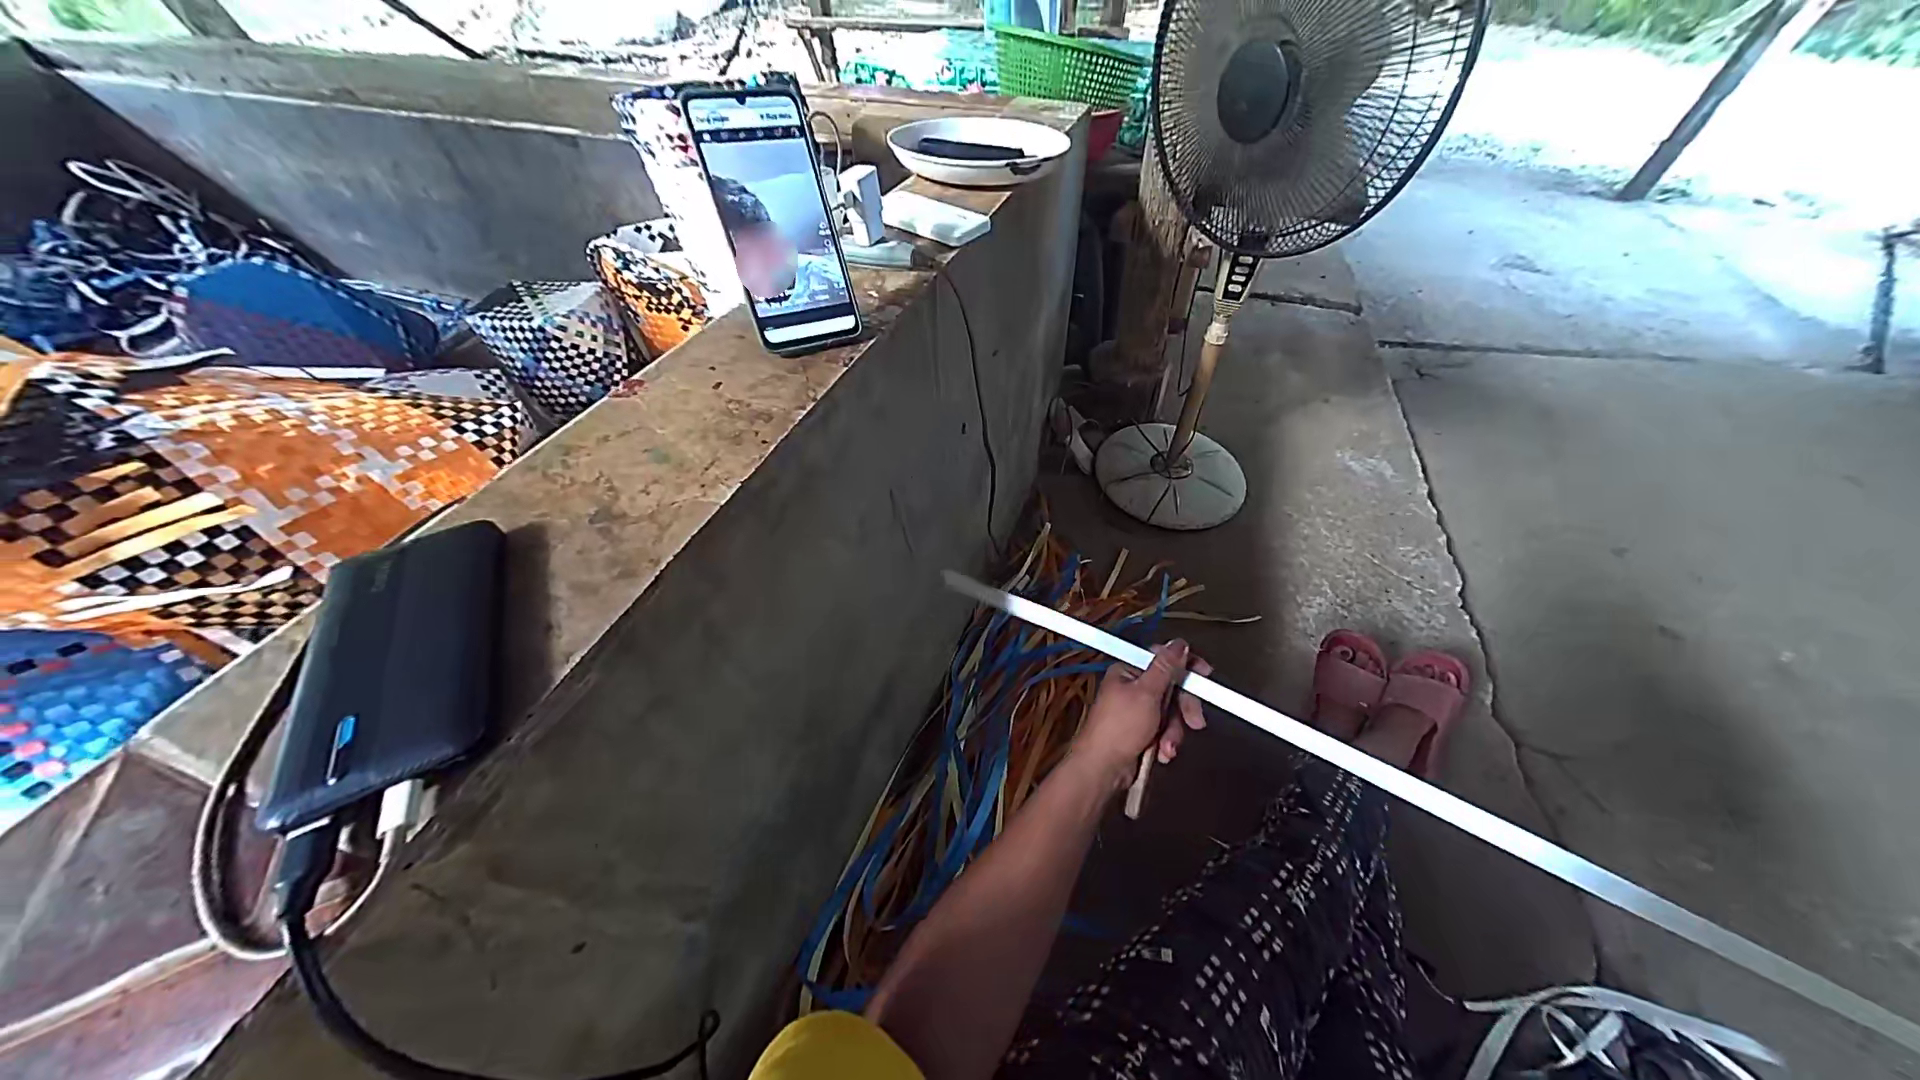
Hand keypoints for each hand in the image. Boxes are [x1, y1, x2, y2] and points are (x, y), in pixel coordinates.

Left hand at [1069, 640, 1210, 791]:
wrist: (1104, 769)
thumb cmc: (1117, 729)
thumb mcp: (1146, 693)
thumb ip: (1165, 668)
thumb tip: (1178, 645)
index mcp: (1128, 671)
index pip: (1163, 659)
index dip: (1186, 667)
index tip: (1204, 675)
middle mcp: (1132, 688)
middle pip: (1172, 688)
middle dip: (1183, 708)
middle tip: (1194, 720)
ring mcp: (1137, 710)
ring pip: (1171, 712)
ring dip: (1173, 730)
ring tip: (1166, 745)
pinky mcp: (1142, 730)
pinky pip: (1166, 729)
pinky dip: (1167, 741)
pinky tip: (1161, 752)